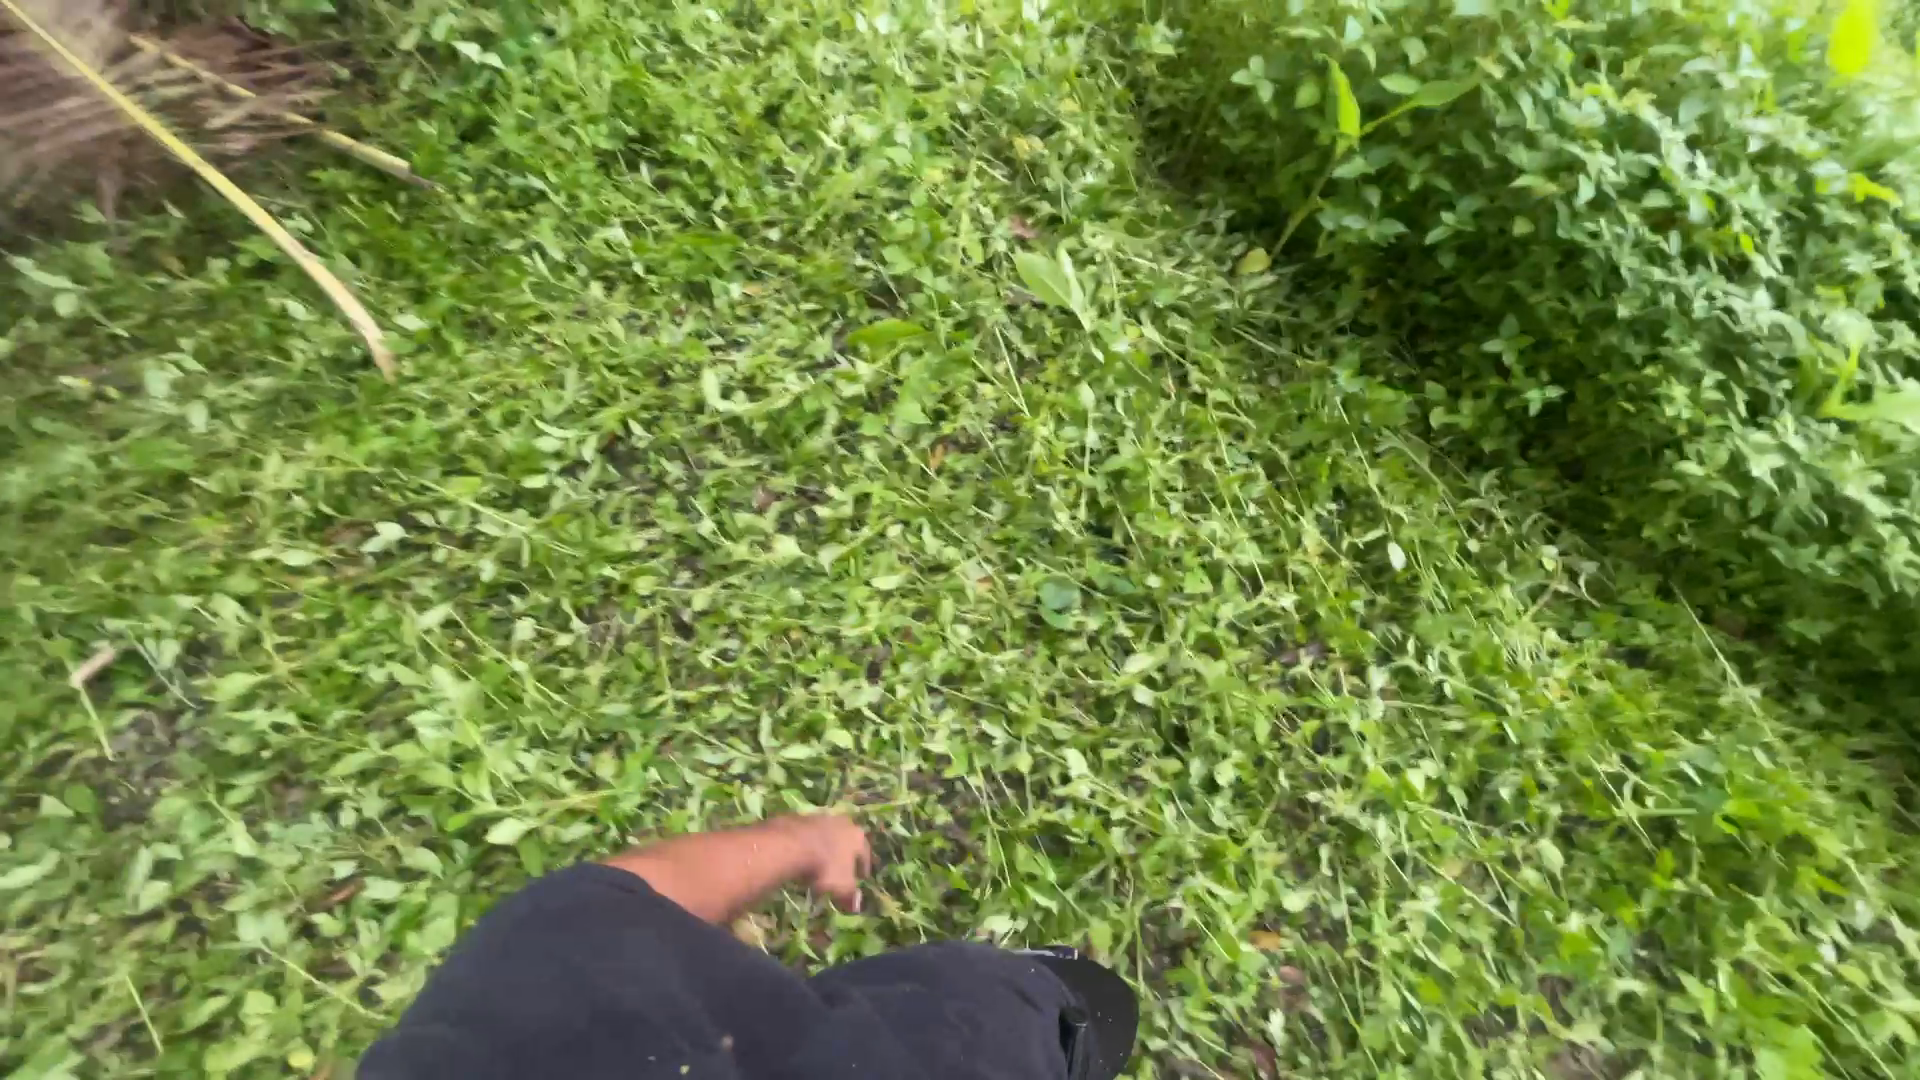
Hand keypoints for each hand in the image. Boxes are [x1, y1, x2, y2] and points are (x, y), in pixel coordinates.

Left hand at [791, 814, 870, 912]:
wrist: (793, 845)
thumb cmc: (825, 867)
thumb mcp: (841, 886)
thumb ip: (850, 895)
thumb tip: (856, 906)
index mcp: (857, 837)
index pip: (865, 853)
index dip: (863, 867)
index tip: (862, 878)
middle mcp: (843, 823)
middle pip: (847, 840)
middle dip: (845, 855)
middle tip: (841, 869)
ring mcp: (822, 818)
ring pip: (829, 836)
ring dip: (827, 849)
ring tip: (820, 865)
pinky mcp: (803, 819)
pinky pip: (810, 835)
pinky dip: (810, 846)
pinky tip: (804, 857)